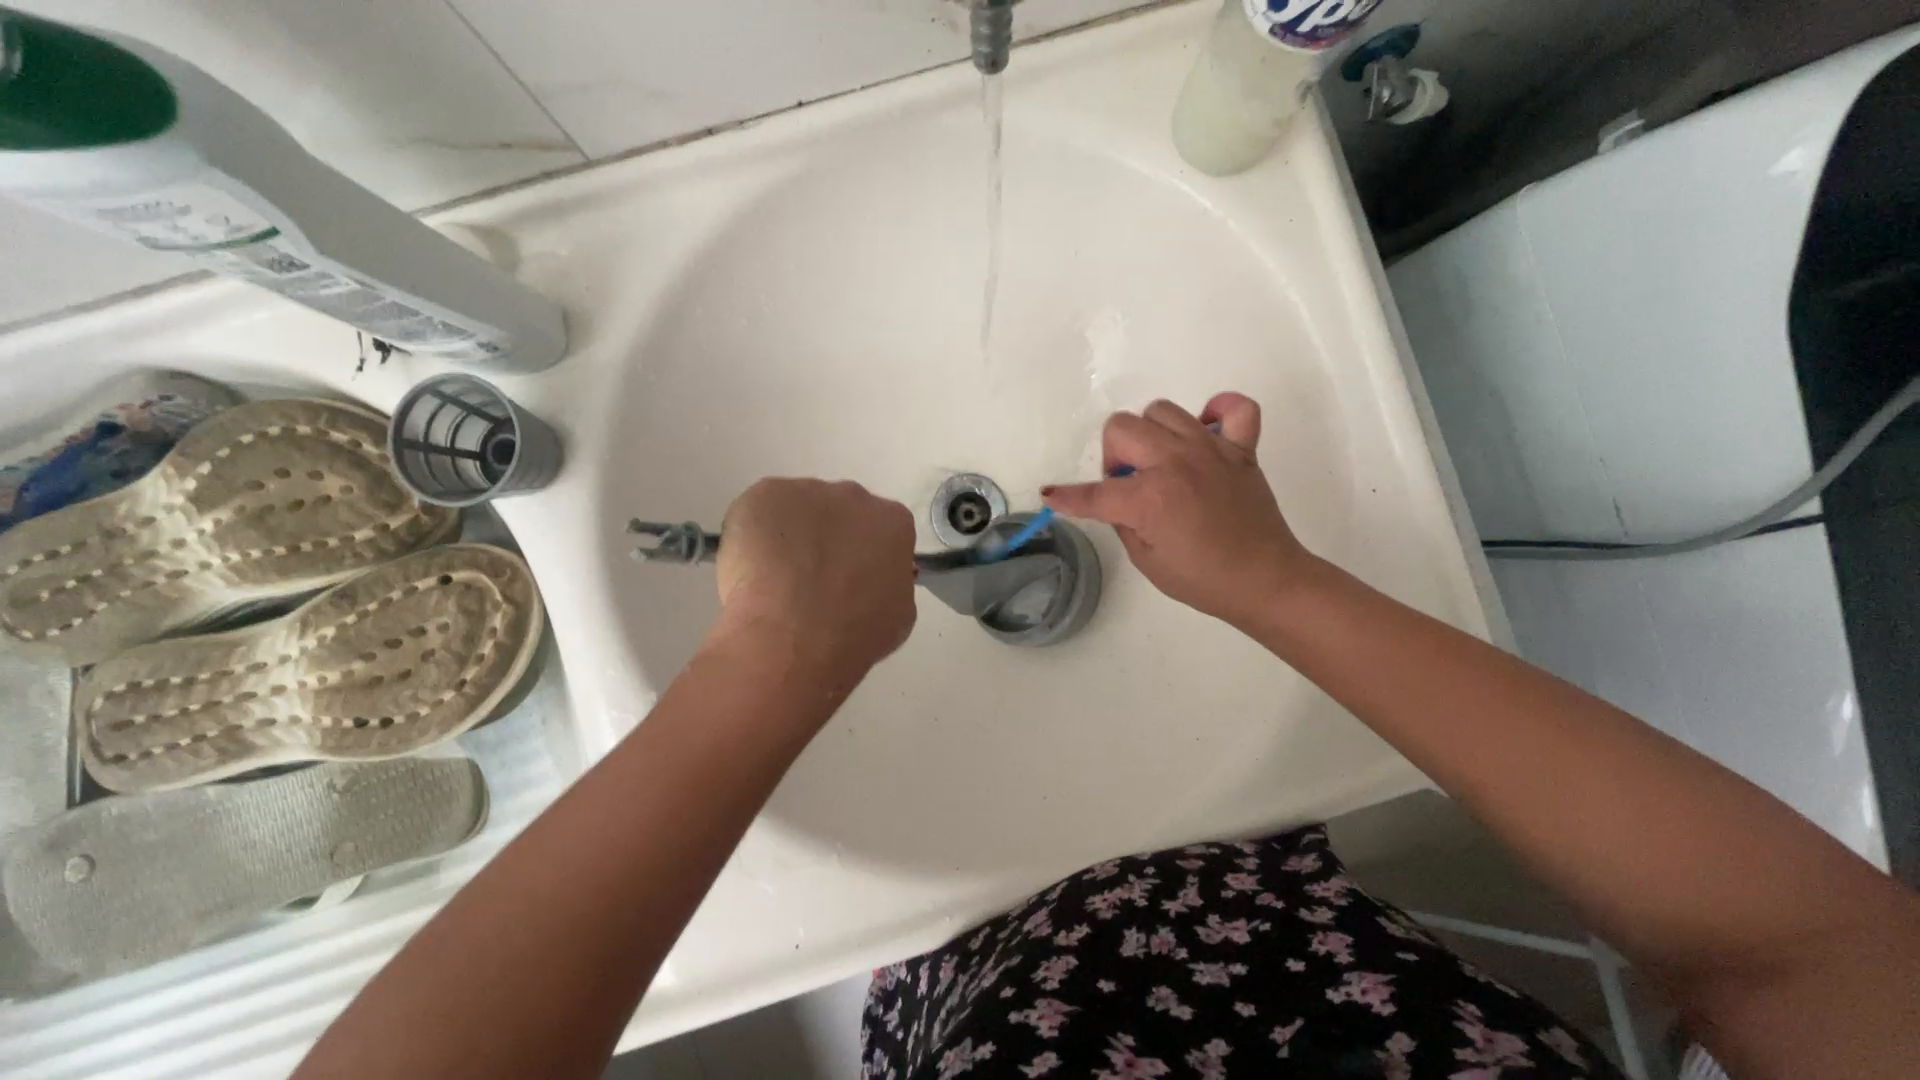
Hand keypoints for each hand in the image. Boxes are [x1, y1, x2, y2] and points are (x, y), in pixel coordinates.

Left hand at [712, 478, 917, 677]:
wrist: (794, 637)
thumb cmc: (854, 634)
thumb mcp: (898, 615)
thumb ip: (890, 582)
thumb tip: (873, 579)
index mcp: (892, 522)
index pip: (880, 529)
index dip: (861, 555)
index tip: (848, 579)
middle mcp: (853, 496)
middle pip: (838, 512)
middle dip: (826, 539)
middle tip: (811, 580)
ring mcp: (805, 491)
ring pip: (796, 510)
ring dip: (789, 536)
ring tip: (774, 580)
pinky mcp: (763, 495)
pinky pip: (757, 512)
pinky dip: (752, 536)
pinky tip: (751, 571)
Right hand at [1041, 394, 1316, 629]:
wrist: (1264, 580)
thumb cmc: (1201, 579)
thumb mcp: (1145, 559)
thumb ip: (1123, 520)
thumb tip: (1114, 498)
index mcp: (1150, 498)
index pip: (1095, 492)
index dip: (1068, 497)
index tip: (1052, 495)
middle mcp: (1177, 463)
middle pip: (1122, 428)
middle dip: (1115, 455)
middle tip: (1130, 484)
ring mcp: (1211, 450)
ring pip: (1163, 410)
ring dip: (1153, 434)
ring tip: (1163, 462)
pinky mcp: (1242, 448)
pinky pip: (1234, 407)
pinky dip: (1218, 412)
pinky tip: (1206, 435)